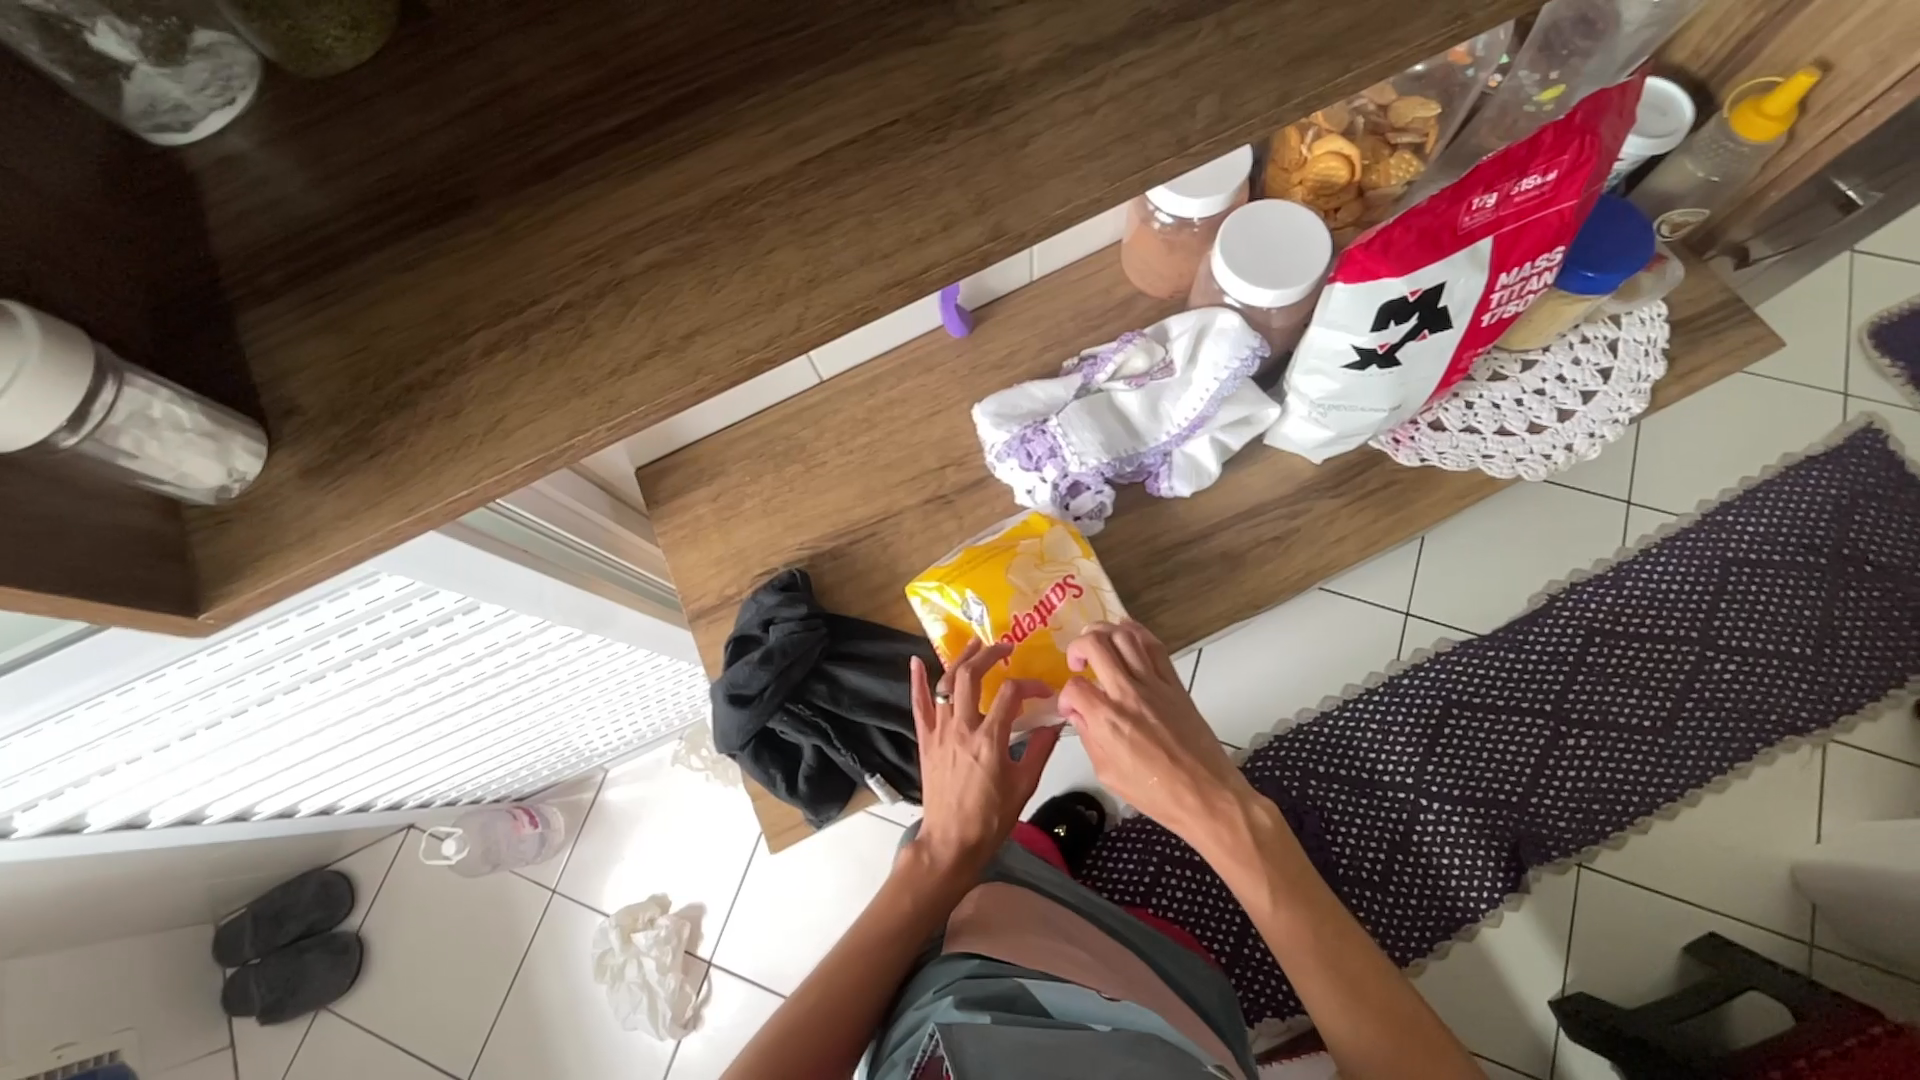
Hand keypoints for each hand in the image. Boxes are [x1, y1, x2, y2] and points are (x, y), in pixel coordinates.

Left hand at [907, 640, 1059, 878]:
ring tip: (974, 644)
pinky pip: (918, 705)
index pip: (1012, 694)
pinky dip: (917, 681)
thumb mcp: (1025, 785)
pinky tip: (917, 661)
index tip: (1043, 693)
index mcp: (990, 739)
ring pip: (946, 684)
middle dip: (989, 654)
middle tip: (1005, 647)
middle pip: (972, 676)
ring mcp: (940, 732)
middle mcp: (962, 728)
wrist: (952, 841)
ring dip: (960, 659)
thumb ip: (1041, 750)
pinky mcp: (926, 740)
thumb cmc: (991, 818)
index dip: (1030, 686)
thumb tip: (1056, 724)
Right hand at [1058, 621, 1259, 847]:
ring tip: (1098, 643)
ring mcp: (1154, 684)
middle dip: (1078, 646)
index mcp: (1108, 720)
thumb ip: (1088, 738)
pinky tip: (1125, 635)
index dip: (1067, 696)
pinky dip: (1136, 632)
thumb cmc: (1156, 794)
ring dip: (1104, 631)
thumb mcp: (1107, 773)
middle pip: (1096, 644)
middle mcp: (1129, 694)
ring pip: (1125, 635)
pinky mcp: (1175, 683)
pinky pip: (1154, 645)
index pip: (1074, 687)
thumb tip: (1079, 715)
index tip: (1073, 708)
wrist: (1206, 794)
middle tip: (1077, 662)